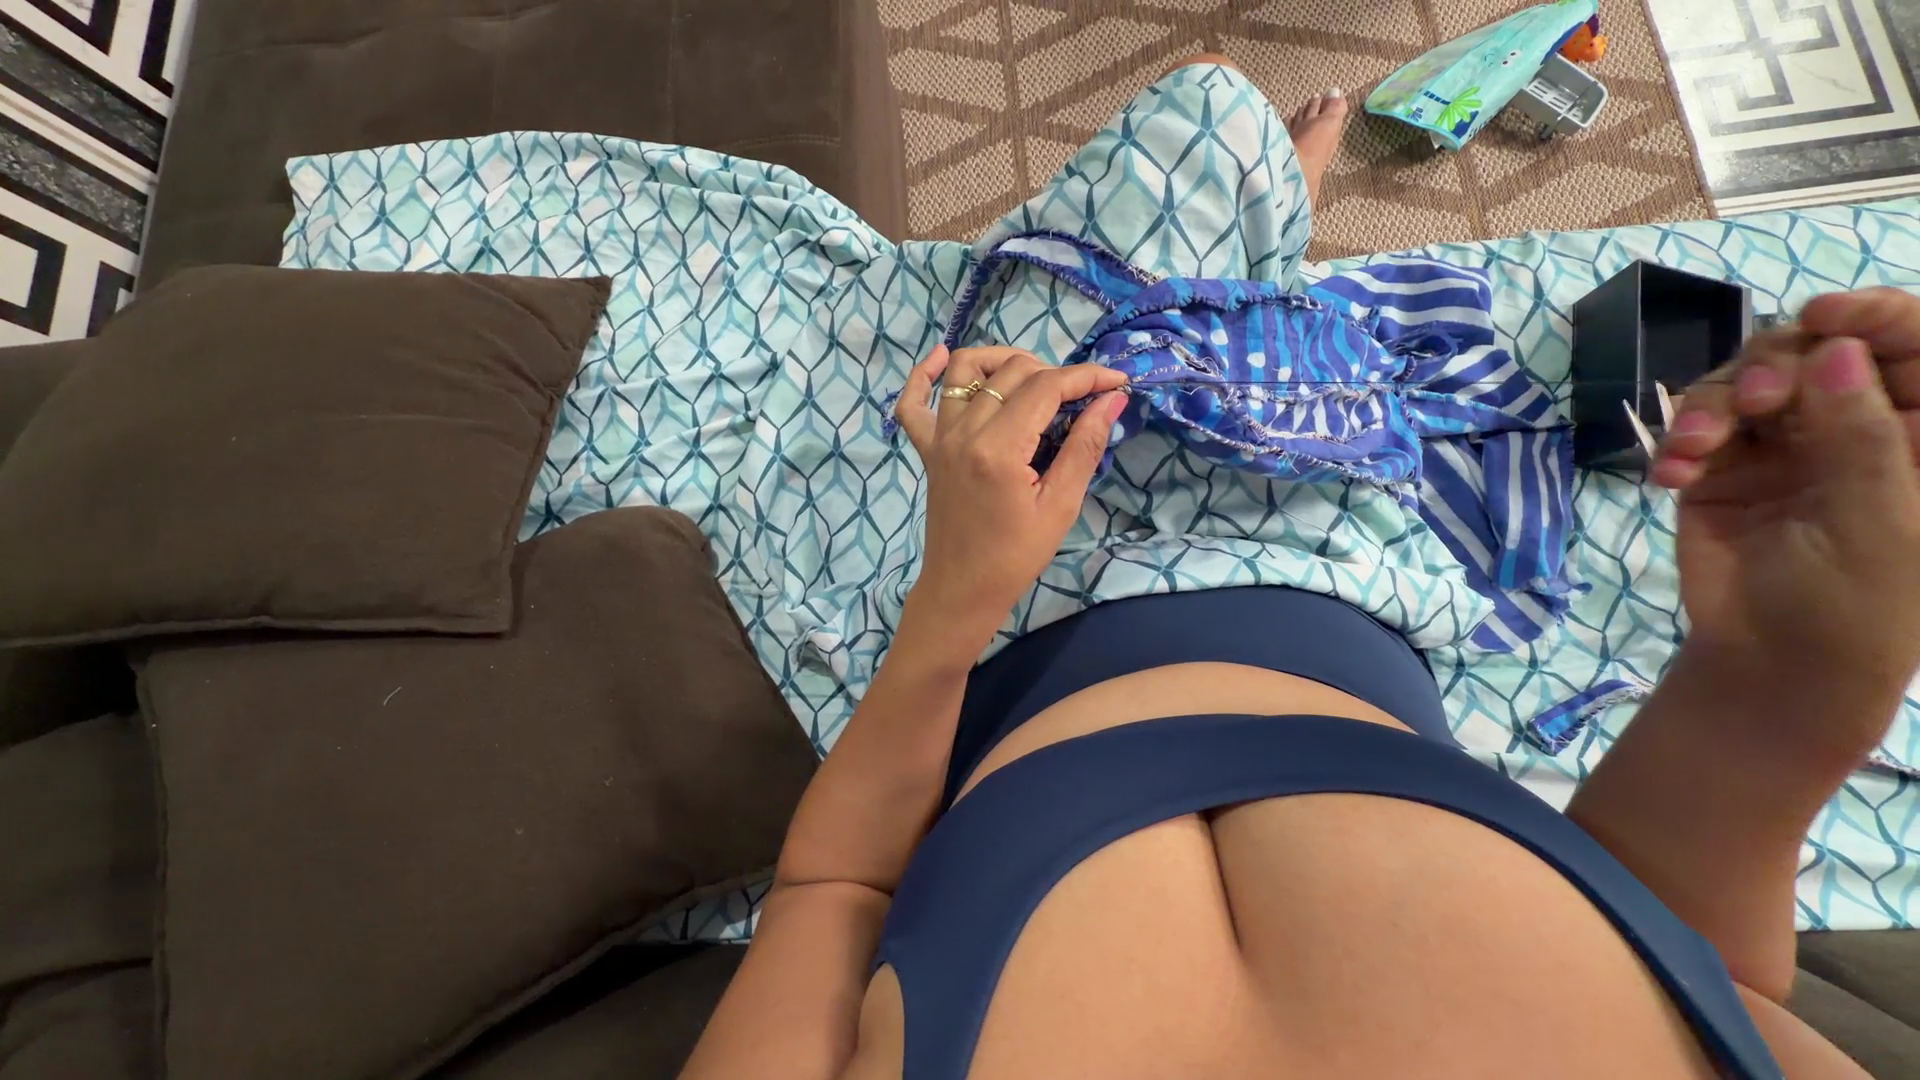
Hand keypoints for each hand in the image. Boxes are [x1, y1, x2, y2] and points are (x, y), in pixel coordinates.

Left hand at [894, 345, 1128, 651]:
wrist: (962, 589)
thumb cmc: (1015, 556)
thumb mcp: (1060, 506)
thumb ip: (1083, 447)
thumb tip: (1112, 401)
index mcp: (999, 448)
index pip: (1046, 387)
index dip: (1086, 377)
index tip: (1116, 382)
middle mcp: (963, 432)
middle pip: (1011, 372)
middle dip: (1055, 372)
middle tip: (1082, 397)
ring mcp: (939, 438)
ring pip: (965, 370)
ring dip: (1001, 361)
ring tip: (1033, 376)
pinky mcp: (927, 449)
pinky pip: (912, 402)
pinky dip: (923, 375)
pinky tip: (941, 358)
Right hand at [1652, 289, 1919, 715]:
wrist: (1772, 659)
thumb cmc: (1860, 599)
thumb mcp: (1879, 516)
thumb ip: (1861, 434)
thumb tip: (1835, 349)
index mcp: (1919, 432)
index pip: (1908, 348)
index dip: (1874, 319)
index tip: (1823, 318)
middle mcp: (1851, 427)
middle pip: (1810, 355)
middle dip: (1774, 368)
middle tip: (1756, 404)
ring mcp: (1779, 448)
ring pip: (1741, 386)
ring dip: (1711, 408)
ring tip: (1691, 449)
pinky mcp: (1716, 471)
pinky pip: (1691, 430)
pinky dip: (1676, 444)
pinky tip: (1671, 476)